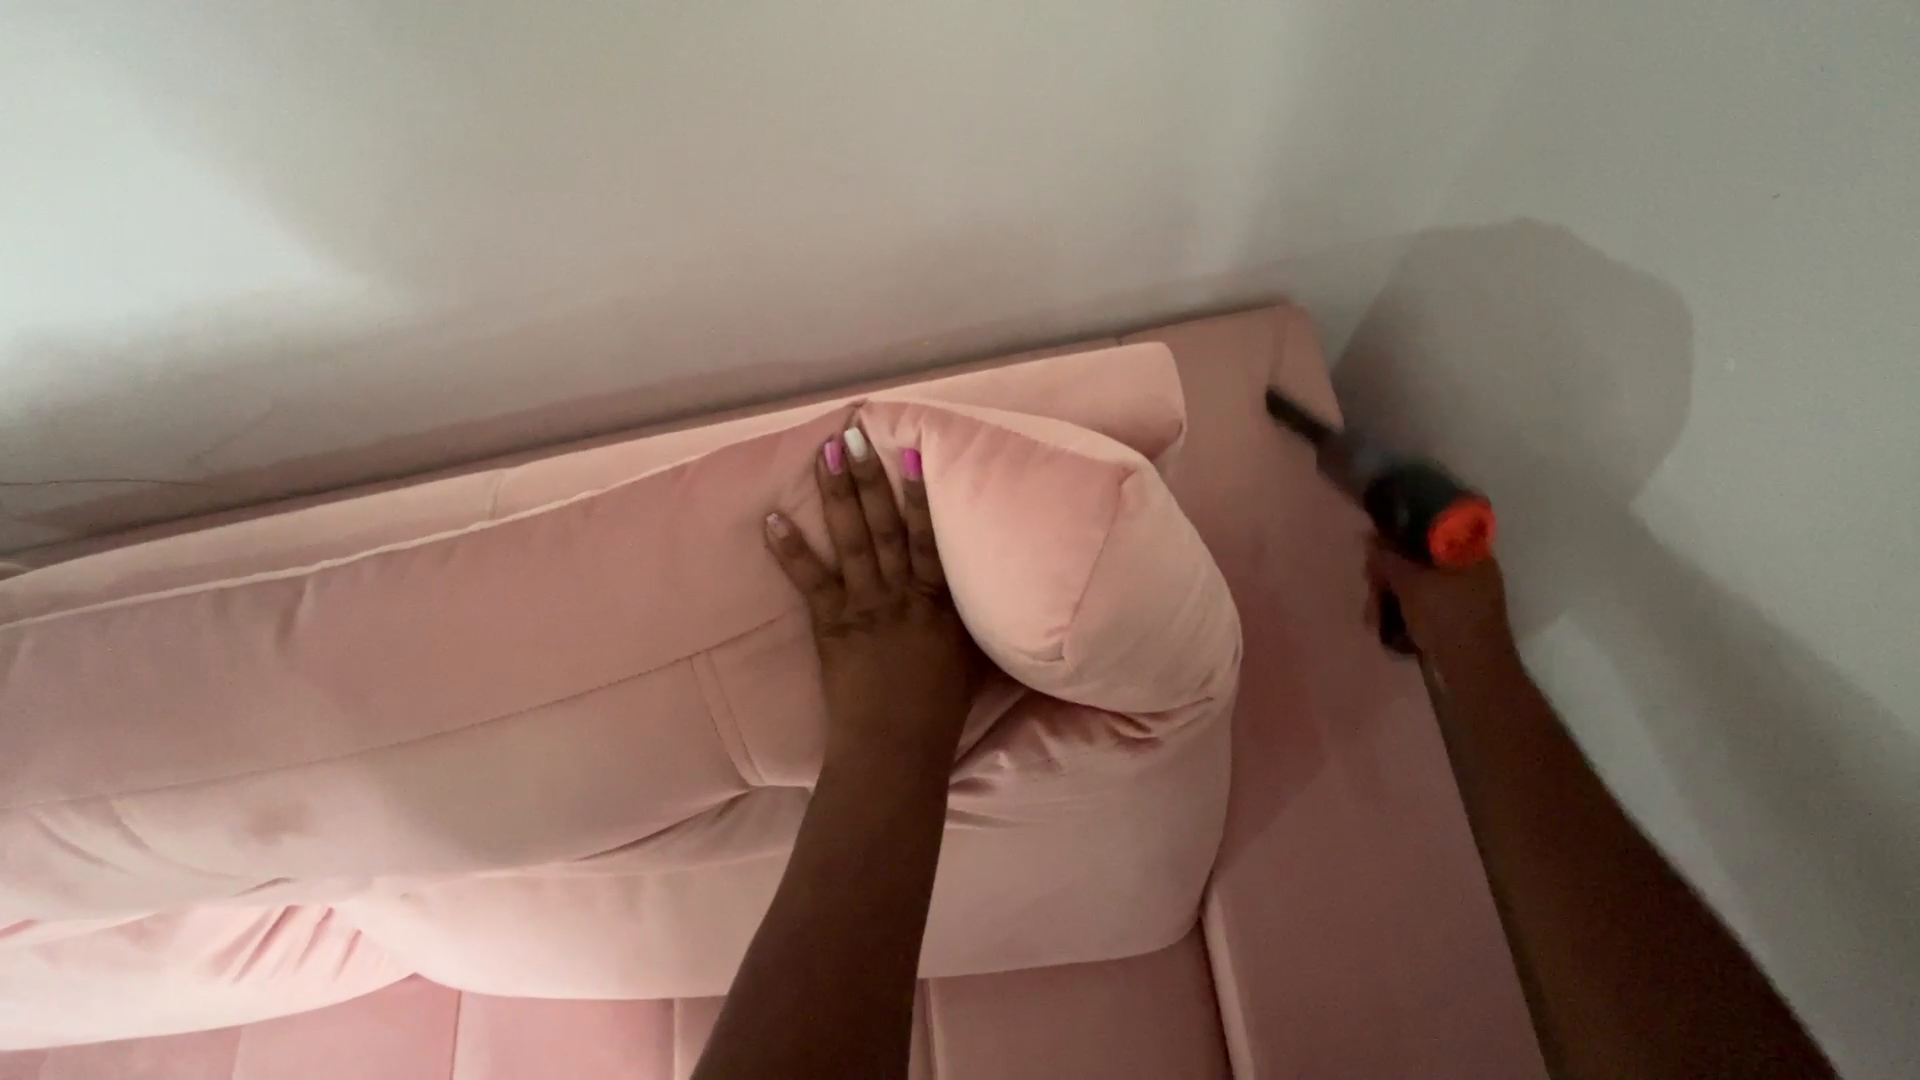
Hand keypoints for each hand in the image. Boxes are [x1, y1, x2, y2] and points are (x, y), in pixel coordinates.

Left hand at [764, 425, 974, 779]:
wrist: (898, 751)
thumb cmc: (941, 712)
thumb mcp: (974, 663)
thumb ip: (975, 626)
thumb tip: (992, 601)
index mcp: (939, 603)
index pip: (930, 538)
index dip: (920, 493)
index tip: (910, 451)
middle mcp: (903, 597)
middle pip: (886, 527)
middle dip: (868, 478)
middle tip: (852, 434)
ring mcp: (866, 610)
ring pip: (852, 543)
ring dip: (835, 497)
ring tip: (822, 456)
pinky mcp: (833, 629)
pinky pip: (810, 583)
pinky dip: (790, 551)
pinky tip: (772, 518)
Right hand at [1365, 538, 1520, 673]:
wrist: (1471, 673)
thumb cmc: (1447, 619)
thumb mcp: (1411, 584)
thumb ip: (1389, 559)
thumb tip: (1369, 539)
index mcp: (1469, 554)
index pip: (1431, 529)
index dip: (1400, 534)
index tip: (1377, 546)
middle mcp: (1467, 571)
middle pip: (1416, 559)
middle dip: (1388, 573)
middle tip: (1372, 586)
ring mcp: (1458, 598)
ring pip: (1412, 585)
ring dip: (1387, 597)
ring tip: (1373, 617)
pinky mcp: (1448, 620)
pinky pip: (1416, 605)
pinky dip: (1398, 612)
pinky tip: (1382, 625)